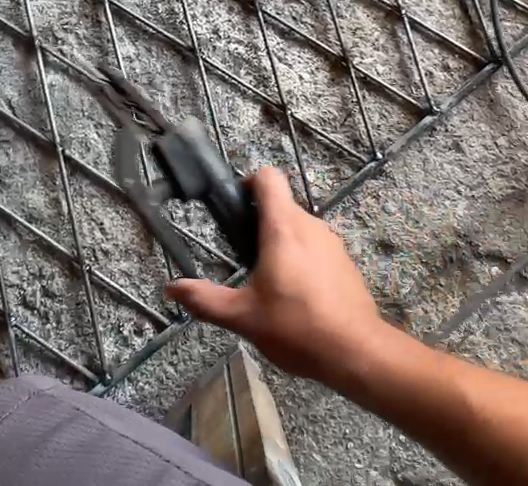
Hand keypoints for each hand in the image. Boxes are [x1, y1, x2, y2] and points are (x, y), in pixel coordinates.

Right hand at [166, 167, 394, 384]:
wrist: (356, 351)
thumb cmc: (296, 327)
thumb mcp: (243, 317)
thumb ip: (206, 300)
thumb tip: (171, 288)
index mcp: (283, 227)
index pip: (269, 177)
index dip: (249, 183)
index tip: (235, 208)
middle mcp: (309, 225)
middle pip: (280, 204)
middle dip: (259, 223)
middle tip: (243, 256)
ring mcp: (331, 241)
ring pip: (298, 226)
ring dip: (280, 242)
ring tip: (268, 281)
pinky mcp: (344, 260)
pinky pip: (316, 246)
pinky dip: (301, 258)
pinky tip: (296, 295)